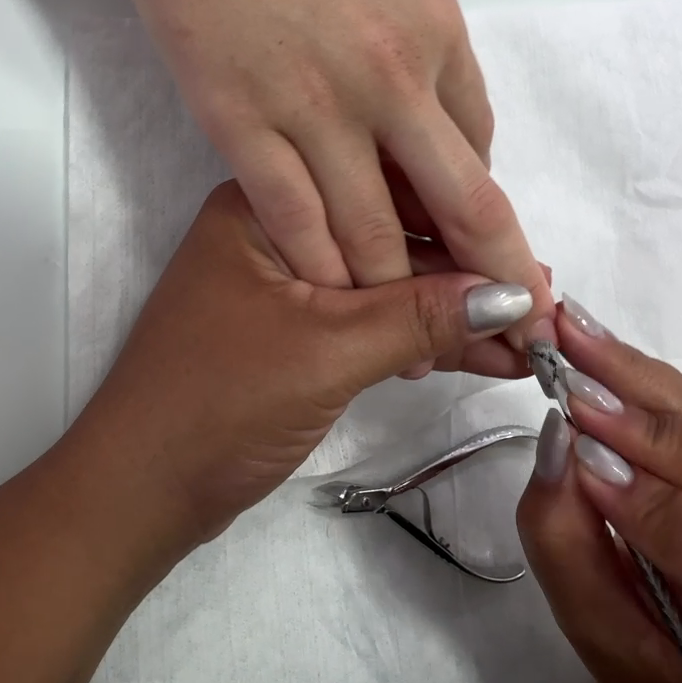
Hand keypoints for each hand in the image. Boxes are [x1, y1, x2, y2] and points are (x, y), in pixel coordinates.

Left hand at [71, 181, 536, 543]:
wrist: (138, 491)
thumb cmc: (217, 402)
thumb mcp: (324, 351)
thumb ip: (419, 317)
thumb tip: (516, 293)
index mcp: (269, 203)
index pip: (383, 191)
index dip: (462, 228)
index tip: (533, 266)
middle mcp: (283, 227)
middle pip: (393, 236)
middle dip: (468, 274)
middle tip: (543, 304)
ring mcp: (290, 281)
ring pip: (389, 283)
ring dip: (454, 313)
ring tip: (528, 337)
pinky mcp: (299, 329)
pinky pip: (373, 320)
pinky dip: (422, 339)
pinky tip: (482, 355)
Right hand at [109, 0, 552, 350]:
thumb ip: (412, 37)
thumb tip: (423, 109)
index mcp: (435, 28)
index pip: (477, 145)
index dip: (481, 206)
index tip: (477, 239)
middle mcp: (392, 78)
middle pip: (460, 204)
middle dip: (491, 276)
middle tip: (509, 327)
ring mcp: (316, 107)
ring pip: (376, 234)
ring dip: (399, 292)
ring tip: (412, 338)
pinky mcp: (240, 126)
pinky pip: (298, 224)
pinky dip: (325, 274)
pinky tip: (336, 303)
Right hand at [517, 298, 681, 682]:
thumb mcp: (605, 641)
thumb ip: (570, 545)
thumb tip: (557, 437)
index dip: (661, 504)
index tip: (577, 455)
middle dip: (654, 420)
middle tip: (567, 373)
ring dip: (650, 382)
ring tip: (574, 334)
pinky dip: (658, 387)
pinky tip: (605, 354)